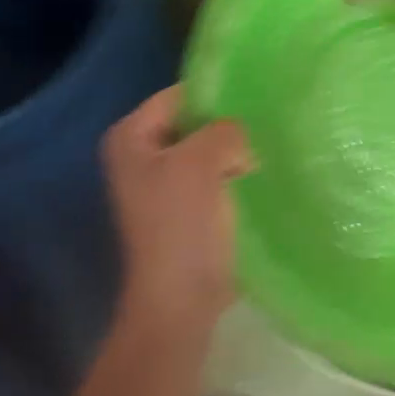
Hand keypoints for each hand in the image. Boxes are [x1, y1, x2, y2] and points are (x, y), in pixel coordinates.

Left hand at [102, 86, 253, 328]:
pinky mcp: (183, 215)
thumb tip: (240, 142)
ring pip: (207, 156)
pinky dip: (232, 183)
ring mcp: (160, 189)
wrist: (180, 299)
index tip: (255, 105)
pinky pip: (213, 184)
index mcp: (130, 137)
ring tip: (264, 159)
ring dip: (234, 159)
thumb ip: (224, 131)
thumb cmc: (181, 226)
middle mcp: (139, 158)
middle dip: (227, 131)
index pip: (178, 96)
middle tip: (265, 134)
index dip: (215, 98)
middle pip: (192, 126)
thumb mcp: (200, 162)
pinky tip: (257, 185)